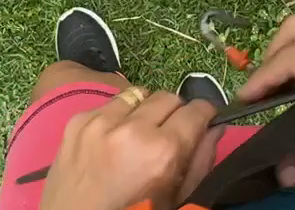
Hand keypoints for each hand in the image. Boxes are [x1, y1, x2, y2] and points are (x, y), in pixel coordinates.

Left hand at [39, 87, 219, 209]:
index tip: (204, 122)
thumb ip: (200, 163)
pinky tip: (112, 141)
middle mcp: (132, 129)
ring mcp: (100, 121)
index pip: (197, 110)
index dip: (204, 115)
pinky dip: (117, 117)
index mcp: (161, 153)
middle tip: (169, 135)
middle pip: (169, 97)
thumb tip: (216, 127)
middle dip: (175, 113)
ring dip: (145, 112)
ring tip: (137, 137)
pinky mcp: (77, 120)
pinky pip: (110, 103)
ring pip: (140, 94)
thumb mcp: (175, 203)